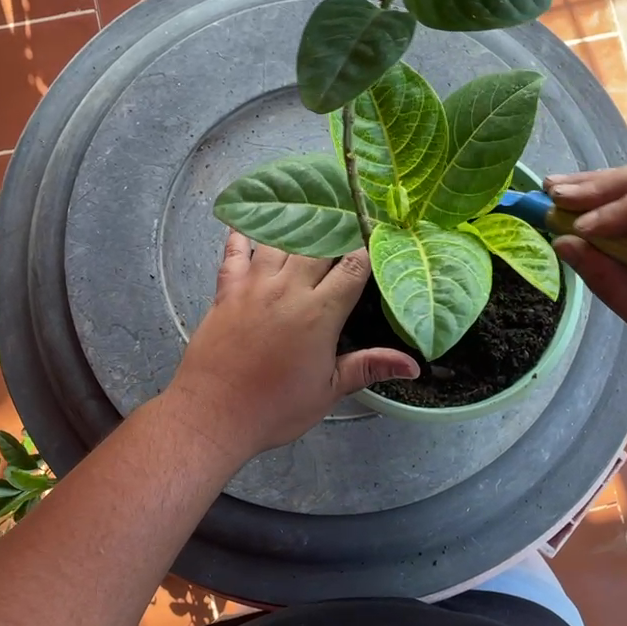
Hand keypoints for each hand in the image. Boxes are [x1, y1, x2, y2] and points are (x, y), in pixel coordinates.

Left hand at [163, 232, 418, 459]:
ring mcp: (254, 285)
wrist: (213, 414)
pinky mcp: (226, 290)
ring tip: (312, 211)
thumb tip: (413, 365)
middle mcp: (288, 289)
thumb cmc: (275, 408)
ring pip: (281, 239)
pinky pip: (235, 250)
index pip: (354, 266)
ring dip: (298, 224)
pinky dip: (243, 232)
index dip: (370, 248)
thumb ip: (369, 368)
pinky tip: (251, 219)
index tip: (381, 235)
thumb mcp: (329, 391)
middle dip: (338, 228)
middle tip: (351, 217)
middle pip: (320, 243)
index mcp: (320, 313)